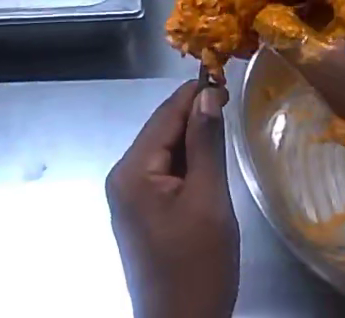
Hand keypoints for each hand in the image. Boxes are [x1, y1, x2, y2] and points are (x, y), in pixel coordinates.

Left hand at [106, 80, 237, 317]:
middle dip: (190, 116)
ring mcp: (125, 194)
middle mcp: (121, 175)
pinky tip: (203, 161)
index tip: (217, 76)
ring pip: (160, 152)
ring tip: (219, 124)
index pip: (163, 118)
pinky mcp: (136, 211)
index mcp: (131, 169)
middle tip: (224, 99)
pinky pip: (159, 173)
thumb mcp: (209, 203)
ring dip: (188, 139)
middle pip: (159, 132)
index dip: (190, 95)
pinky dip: (182, 163)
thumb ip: (206, 145)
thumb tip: (207, 96)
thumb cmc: (198, 268)